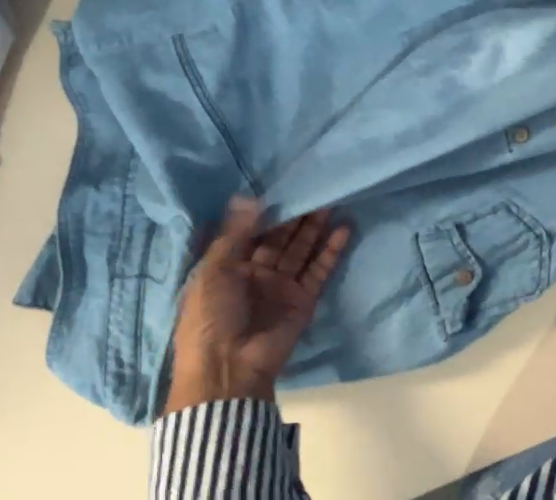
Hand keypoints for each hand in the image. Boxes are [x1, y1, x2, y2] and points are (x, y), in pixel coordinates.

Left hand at [162, 198, 352, 416]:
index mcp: (228, 268)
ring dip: (316, 227)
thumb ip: (235, 234)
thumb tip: (249, 196)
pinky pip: (319, 270)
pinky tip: (344, 228)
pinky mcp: (303, 300)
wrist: (227, 370)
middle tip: (315, 187)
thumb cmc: (210, 318)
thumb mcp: (213, 272)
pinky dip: (332, 250)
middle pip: (280, 238)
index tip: (285, 185)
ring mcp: (281, 287)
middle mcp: (256, 274)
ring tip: (332, 200)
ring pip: (301, 250)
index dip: (267, 211)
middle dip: (296, 215)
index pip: (251, 233)